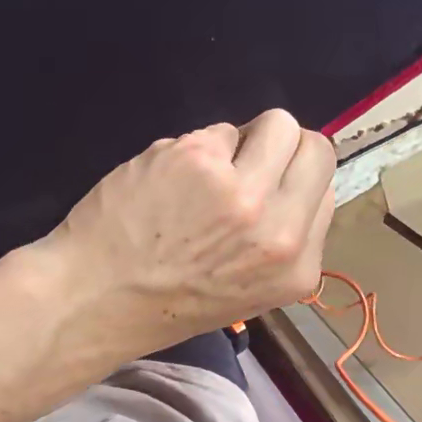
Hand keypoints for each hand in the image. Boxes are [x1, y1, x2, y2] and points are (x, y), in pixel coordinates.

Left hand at [41, 108, 335, 354]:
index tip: (265, 185)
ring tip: (202, 176)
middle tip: (243, 166)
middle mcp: (279, 228)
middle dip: (282, 147)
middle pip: (314, 146)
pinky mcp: (199, 158)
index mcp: (297, 268)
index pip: (325, 188)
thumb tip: (289, 177)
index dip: (293, 178)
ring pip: (274, 123)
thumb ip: (280, 236)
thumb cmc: (166, 298)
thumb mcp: (248, 288)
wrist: (96, 298)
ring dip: (241, 141)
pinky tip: (168, 178)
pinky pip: (217, 129)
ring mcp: (240, 190)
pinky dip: (196, 147)